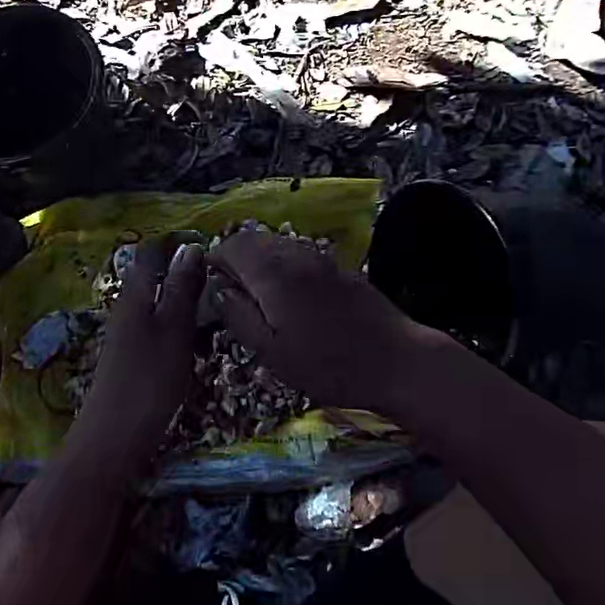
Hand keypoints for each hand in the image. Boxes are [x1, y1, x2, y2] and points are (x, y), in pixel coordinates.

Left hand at [77, 237, 204, 455]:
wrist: (113, 438)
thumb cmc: (148, 380)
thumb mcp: (174, 330)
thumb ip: (182, 289)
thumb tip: (192, 247)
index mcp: (136, 295)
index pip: (151, 253)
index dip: (176, 243)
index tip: (209, 243)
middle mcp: (127, 307)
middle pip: (153, 275)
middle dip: (183, 269)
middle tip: (221, 273)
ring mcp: (127, 333)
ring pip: (157, 300)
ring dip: (183, 296)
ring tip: (215, 299)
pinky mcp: (132, 355)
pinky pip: (158, 324)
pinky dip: (178, 321)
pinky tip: (196, 334)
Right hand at [205, 230, 435, 410]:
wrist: (396, 360)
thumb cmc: (328, 365)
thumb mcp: (272, 352)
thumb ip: (239, 316)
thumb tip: (218, 291)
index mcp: (274, 273)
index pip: (232, 245)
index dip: (214, 260)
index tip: (208, 284)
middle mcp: (295, 255)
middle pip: (253, 239)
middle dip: (234, 258)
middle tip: (228, 290)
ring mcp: (319, 258)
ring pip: (276, 244)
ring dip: (257, 260)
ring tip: (254, 294)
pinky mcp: (337, 267)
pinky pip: (297, 254)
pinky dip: (281, 265)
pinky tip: (286, 296)